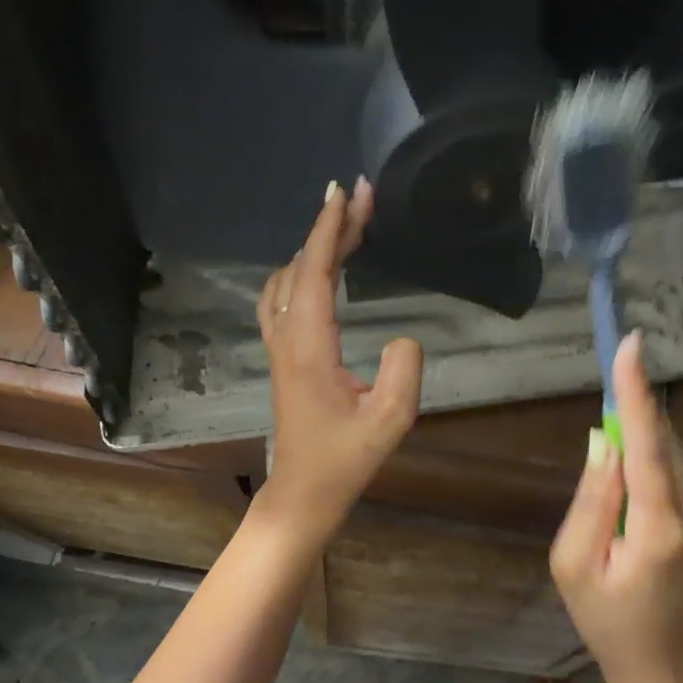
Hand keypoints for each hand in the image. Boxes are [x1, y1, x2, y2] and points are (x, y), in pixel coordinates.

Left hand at [254, 177, 422, 540]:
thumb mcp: (390, 420)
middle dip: (329, 227)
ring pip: (286, 280)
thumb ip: (403, 371)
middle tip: (360, 195)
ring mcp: (278, 346)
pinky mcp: (281, 356)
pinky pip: (281, 297)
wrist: (304, 491)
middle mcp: (287, 337)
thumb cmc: (345, 459)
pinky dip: (300, 269)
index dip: (330, 229)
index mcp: (309, 346)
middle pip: (301, 267)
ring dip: (314, 247)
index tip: (345, 192)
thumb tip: (403, 337)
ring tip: (346, 226)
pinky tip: (317, 269)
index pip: (316, 272)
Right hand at [550, 331, 682, 682]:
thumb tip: (604, 440)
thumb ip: (591, 498)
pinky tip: (628, 478)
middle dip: (634, 410)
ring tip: (616, 448)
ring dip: (641, 435)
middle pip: (663, 439)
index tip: (632, 344)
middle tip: (609, 382)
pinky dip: (651, 457)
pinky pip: (677, 470)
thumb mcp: (573, 564)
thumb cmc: (608, 622)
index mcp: (660, 527)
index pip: (648, 444)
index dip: (637, 391)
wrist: (665, 668)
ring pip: (672, 451)